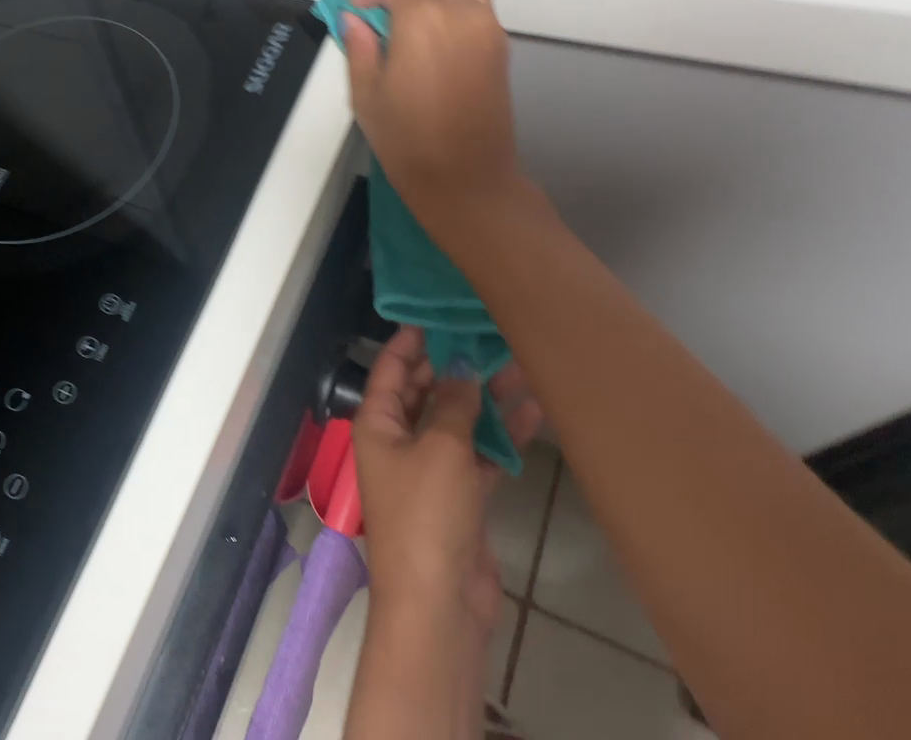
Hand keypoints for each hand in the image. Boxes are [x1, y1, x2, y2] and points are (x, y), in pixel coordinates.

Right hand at [341, 0, 523, 227]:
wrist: (465, 177)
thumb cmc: (407, 141)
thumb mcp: (367, 96)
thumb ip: (360, 49)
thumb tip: (355, 20)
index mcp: (422, 20)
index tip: (357, 11)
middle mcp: (460, 12)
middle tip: (379, 8)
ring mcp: (487, 26)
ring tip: (412, 14)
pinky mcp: (500, 45)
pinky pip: (479, 3)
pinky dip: (457, 1)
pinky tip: (436, 33)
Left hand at [352, 327, 542, 692]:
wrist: (440, 599)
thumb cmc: (428, 514)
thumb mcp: (441, 448)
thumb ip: (456, 404)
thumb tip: (464, 367)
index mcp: (376, 424)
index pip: (390, 369)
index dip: (412, 340)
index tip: (439, 312)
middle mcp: (397, 441)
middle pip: (426, 392)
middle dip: (457, 365)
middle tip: (492, 333)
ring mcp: (429, 470)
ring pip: (457, 421)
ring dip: (486, 398)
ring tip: (523, 363)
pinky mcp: (459, 496)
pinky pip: (479, 454)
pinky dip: (501, 436)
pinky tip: (534, 412)